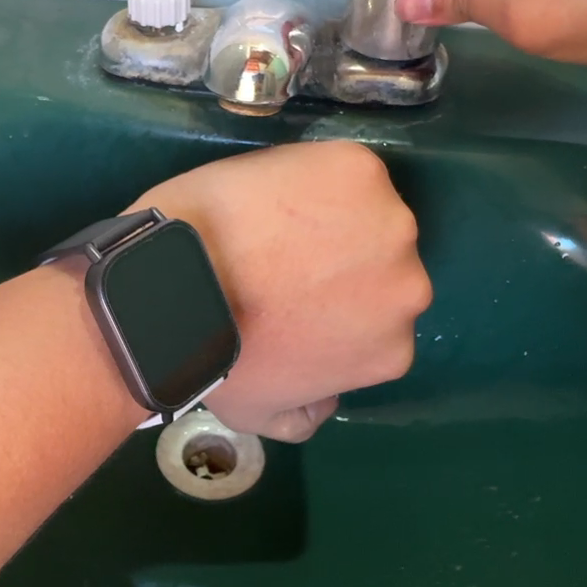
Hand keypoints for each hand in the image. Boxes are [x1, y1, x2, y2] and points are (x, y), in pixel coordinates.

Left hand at [133, 141, 431, 442]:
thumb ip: (307, 417)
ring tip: (270, 226)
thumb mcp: (262, 416)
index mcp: (391, 351)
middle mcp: (408, 289)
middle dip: (341, 266)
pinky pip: (342, 170)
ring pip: (366, 215)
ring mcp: (389, 222)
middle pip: (380, 268)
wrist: (178, 289)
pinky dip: (313, 176)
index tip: (292, 302)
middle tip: (279, 264)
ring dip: (331, 218)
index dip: (332, 311)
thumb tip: (326, 399)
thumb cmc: (216, 359)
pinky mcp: (358, 169)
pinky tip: (270, 194)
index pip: (374, 326)